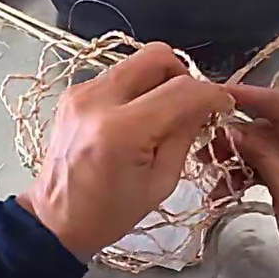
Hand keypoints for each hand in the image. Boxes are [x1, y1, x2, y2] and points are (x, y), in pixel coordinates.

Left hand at [19, 43, 234, 259]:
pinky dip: (138, 89)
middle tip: (191, 104)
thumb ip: (184, 137)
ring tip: (165, 114)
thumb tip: (203, 107)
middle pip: (157, 57)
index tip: (223, 105)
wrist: (55, 220)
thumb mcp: (161, 183)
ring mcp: (82, 92)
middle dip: (184, 75)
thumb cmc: (109, 213)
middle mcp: (98, 101)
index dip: (211, 94)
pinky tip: (140, 117)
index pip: (181, 90)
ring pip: (136, 62)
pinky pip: (118, 76)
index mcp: (122, 131)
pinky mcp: (74, 94)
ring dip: (160, 81)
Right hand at [227, 84, 278, 277]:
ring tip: (211, 165)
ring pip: (275, 144)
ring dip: (243, 155)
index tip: (220, 92)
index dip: (255, 99)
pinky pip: (277, 163)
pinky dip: (253, 172)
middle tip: (206, 139)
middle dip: (244, 133)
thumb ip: (262, 152)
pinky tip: (227, 184)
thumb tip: (231, 127)